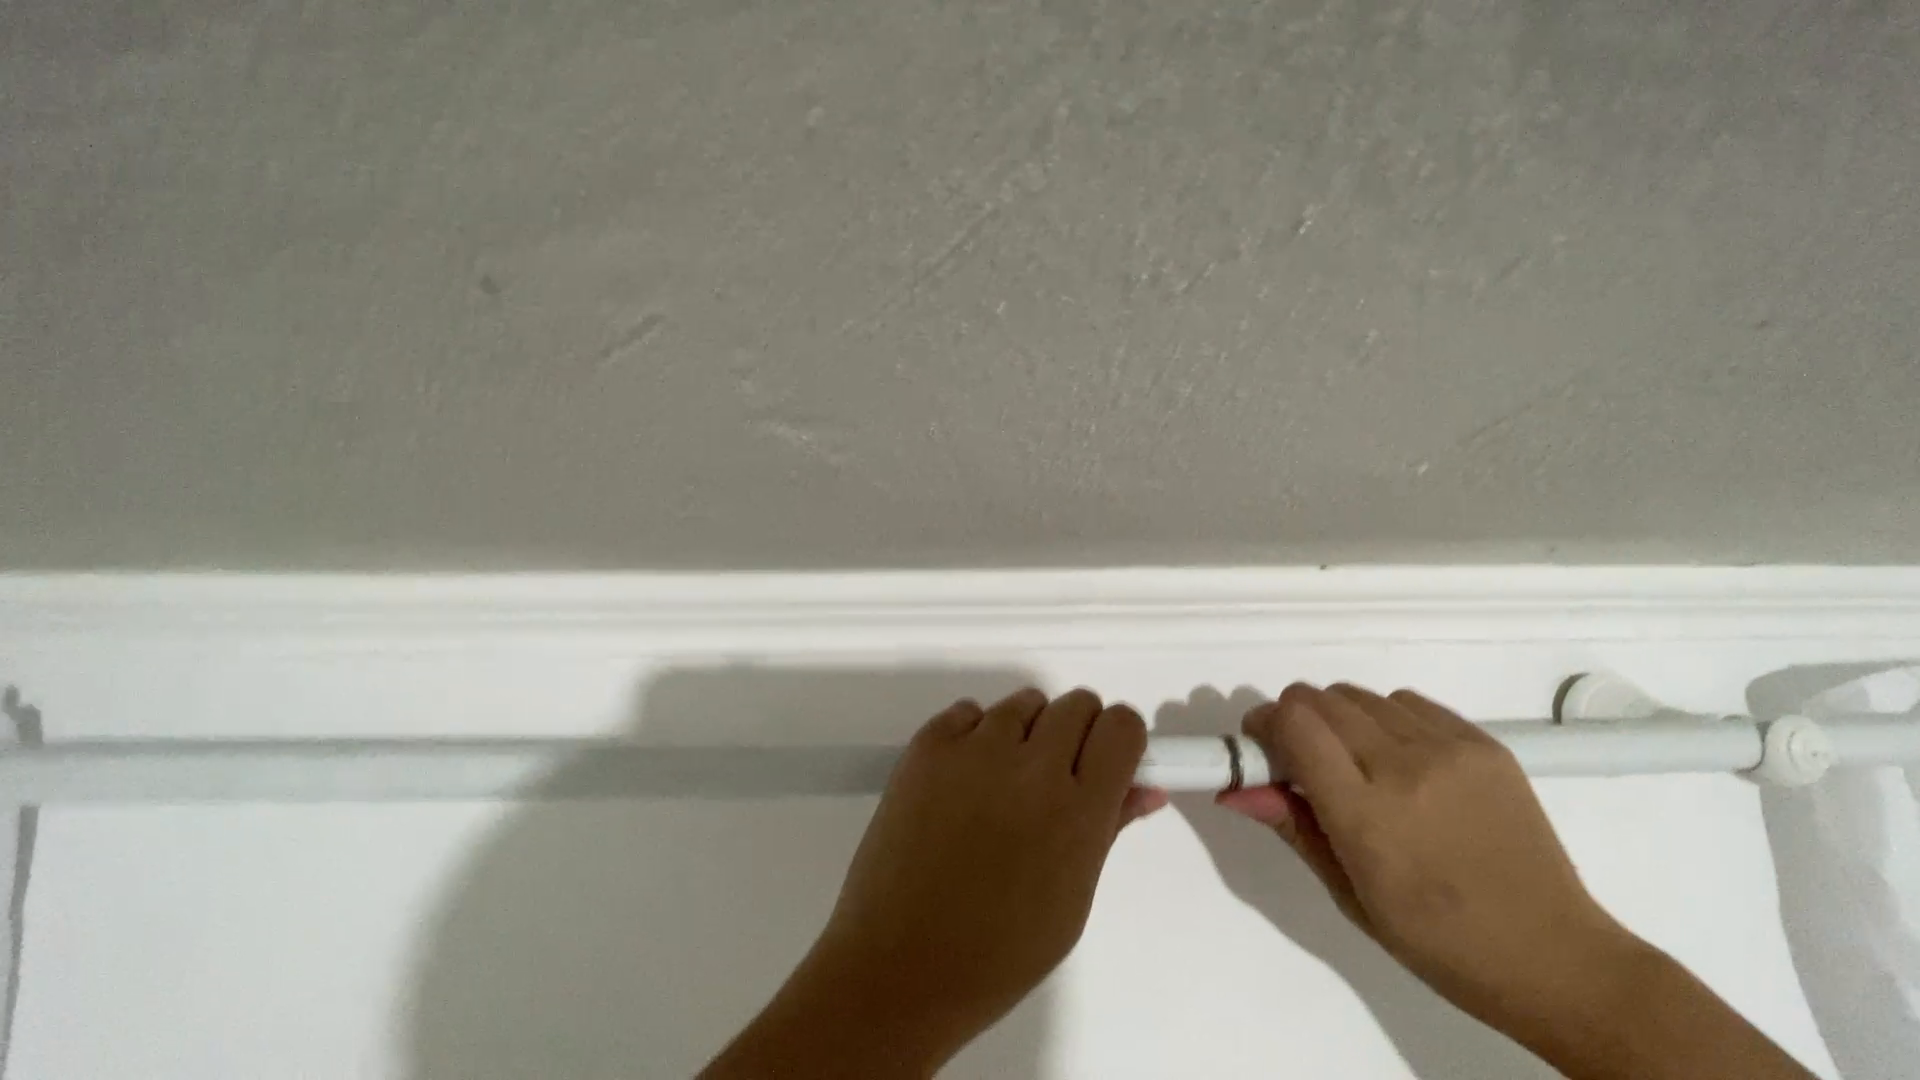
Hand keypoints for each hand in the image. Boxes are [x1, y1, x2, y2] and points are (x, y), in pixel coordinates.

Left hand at [702, 688, 1165, 1078]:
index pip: (1122, 727)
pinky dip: (972, 735)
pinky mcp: (927, 747)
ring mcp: (975, 752)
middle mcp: (1033, 769)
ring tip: (1001, 784)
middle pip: (1077, 704)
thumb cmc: (997, 953)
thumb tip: (1145, 787)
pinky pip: (967, 712)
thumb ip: (1108, 828)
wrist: (899, 966)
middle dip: (1076, 733)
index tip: (1106, 759)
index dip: (1118, 739)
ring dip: (1025, 732)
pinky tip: (960, 782)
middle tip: (1054, 776)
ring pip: (1023, 704)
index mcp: (1080, 813)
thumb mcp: (1072, 901)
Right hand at [1218, 683, 1630, 1030]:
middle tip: (1298, 758)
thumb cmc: (1437, 941)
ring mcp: (1451, 750)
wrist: (1553, 955)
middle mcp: (1405, 767)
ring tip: (1353, 762)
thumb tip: (1235, 789)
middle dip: (1294, 718)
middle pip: (1321, 699)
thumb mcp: (1350, 895)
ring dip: (1338, 717)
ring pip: (1362, 696)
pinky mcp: (1485, 743)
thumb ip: (1292, 827)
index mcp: (1366, 815)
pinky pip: (1409, 704)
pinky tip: (1398, 760)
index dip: (1264, 724)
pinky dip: (1385, 719)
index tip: (1259, 747)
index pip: (1294, 725)